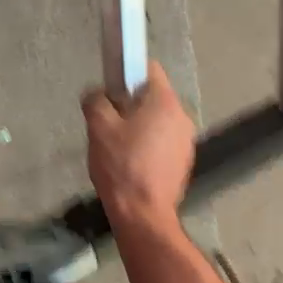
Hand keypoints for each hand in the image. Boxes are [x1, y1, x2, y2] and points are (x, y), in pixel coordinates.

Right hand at [82, 62, 194, 228]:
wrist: (143, 213)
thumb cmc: (121, 166)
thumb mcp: (99, 128)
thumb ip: (96, 102)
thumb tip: (97, 95)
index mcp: (165, 102)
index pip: (150, 69)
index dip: (128, 73)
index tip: (110, 89)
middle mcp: (182, 117)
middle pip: (153, 96)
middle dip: (130, 104)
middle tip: (108, 123)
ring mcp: (186, 141)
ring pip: (158, 120)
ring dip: (138, 126)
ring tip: (117, 146)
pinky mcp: (183, 162)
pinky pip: (163, 141)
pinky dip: (148, 145)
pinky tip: (130, 163)